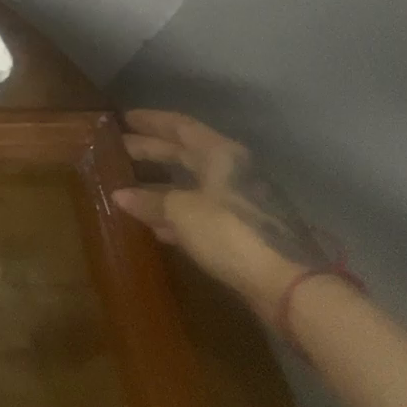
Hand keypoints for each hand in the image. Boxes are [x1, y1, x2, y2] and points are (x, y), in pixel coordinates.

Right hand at [112, 109, 333, 312]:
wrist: (291, 287)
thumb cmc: (232, 232)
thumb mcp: (182, 212)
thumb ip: (149, 200)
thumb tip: (119, 195)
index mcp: (221, 155)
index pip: (180, 126)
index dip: (150, 120)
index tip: (121, 119)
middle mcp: (232, 172)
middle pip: (184, 154)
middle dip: (150, 152)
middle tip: (116, 151)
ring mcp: (239, 203)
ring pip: (191, 185)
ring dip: (160, 186)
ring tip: (126, 188)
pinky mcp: (242, 233)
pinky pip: (200, 213)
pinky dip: (176, 214)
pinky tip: (153, 225)